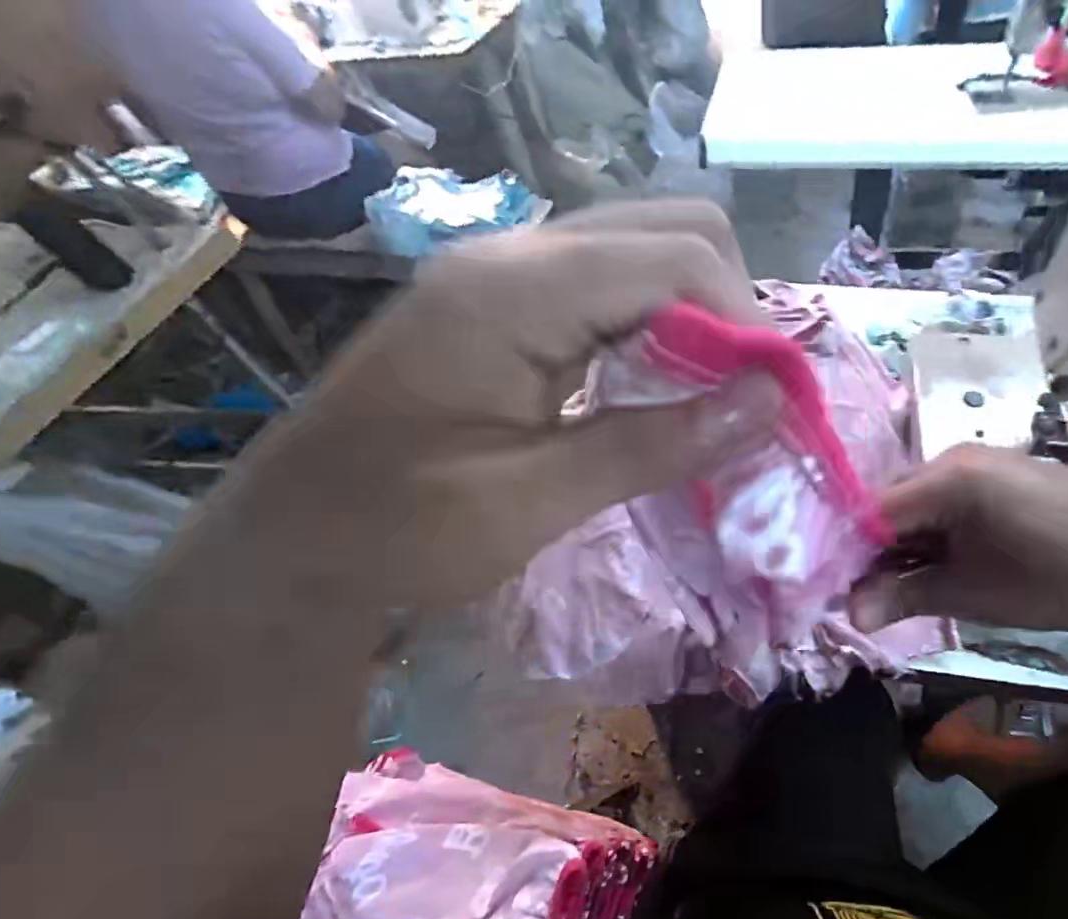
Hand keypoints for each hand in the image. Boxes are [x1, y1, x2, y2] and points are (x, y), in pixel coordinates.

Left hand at [231, 199, 784, 606]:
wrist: (296, 541)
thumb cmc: (403, 530)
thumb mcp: (537, 499)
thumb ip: (657, 444)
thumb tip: (770, 402)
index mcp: (514, 291)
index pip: (676, 257)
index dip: (745, 323)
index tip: (771, 404)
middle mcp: (516, 256)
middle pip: (672, 228)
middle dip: (730, 308)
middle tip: (741, 398)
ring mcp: (511, 274)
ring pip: (648, 252)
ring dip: (699, 318)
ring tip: (711, 399)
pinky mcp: (512, 306)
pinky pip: (616, 289)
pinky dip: (662, 330)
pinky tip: (660, 390)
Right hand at [849, 445, 1067, 637]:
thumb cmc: (1061, 577)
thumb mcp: (974, 594)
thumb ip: (905, 597)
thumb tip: (847, 614)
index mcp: (946, 477)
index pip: (867, 510)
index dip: (846, 553)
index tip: (834, 592)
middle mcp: (956, 457)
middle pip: (890, 505)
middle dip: (875, 553)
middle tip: (871, 600)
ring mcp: (984, 463)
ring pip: (920, 507)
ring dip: (907, 548)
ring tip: (907, 590)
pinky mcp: (1004, 477)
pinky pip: (949, 504)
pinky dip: (937, 536)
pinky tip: (946, 566)